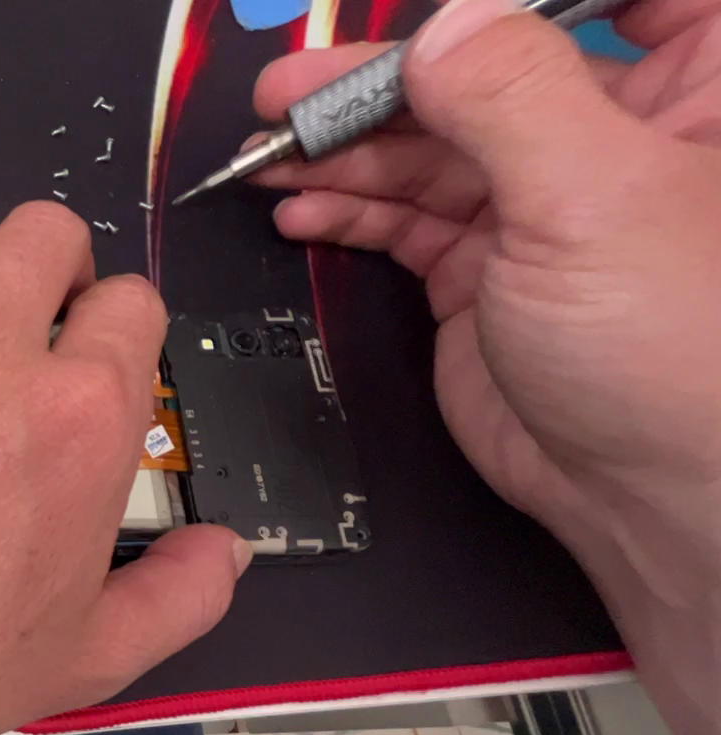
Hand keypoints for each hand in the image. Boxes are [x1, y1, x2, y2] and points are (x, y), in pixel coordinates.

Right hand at [253, 0, 720, 734]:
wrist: (640, 477)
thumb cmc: (676, 340)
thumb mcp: (595, 200)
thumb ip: (513, 103)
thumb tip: (444, 29)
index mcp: (703, 82)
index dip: (501, 3)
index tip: (414, 21)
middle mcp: (614, 134)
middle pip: (477, 80)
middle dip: (376, 89)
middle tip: (284, 98)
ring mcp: (534, 204)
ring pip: (423, 153)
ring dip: (341, 156)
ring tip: (268, 159)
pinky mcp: (475, 265)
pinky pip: (400, 219)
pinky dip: (346, 212)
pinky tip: (301, 209)